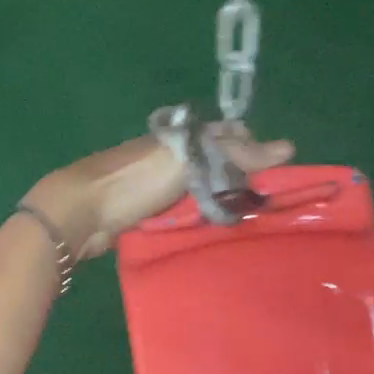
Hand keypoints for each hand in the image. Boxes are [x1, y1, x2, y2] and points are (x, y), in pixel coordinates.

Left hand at [22, 126, 294, 260]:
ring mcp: (160, 186)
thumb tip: (290, 149)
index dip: (254, 152)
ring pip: (203, 193)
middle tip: (265, 209)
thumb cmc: (138, 179)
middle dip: (240, 184)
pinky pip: (185, 215)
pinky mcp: (150, 213)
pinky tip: (216, 236)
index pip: (231, 137)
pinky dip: (200, 223)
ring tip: (247, 227)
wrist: (84, 211)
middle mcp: (175, 157)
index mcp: (185, 136)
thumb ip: (238, 154)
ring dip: (221, 207)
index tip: (275, 179)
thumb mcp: (192, 159)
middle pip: (218, 167)